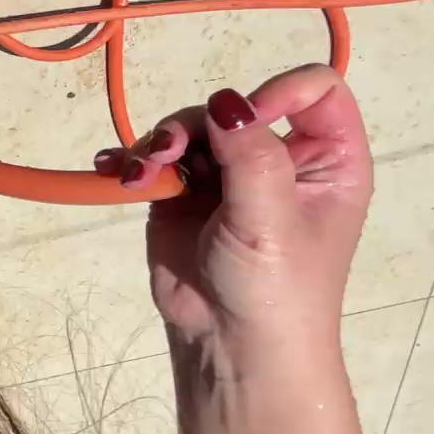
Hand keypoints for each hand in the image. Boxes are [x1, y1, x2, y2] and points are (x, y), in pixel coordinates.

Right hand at [93, 64, 373, 355]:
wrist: (230, 340)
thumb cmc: (274, 284)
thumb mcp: (270, 218)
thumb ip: (251, 155)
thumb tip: (224, 99)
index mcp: (323, 159)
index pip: (312, 93)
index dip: (274, 93)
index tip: (234, 123)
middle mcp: (274, 159)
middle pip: (228, 109)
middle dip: (191, 127)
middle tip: (165, 156)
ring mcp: (222, 178)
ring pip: (184, 132)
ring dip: (154, 146)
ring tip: (135, 176)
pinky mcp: (179, 196)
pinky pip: (152, 161)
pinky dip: (127, 161)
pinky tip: (110, 170)